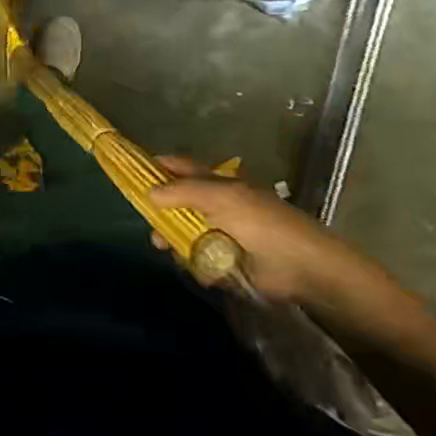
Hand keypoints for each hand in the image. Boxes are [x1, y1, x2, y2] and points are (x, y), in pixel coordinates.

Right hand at [150, 156, 378, 305]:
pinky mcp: (224, 261)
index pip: (181, 168)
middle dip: (160, 212)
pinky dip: (194, 263)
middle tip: (150, 224)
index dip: (157, 167)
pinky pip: (196, 258)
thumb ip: (182, 192)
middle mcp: (216, 205)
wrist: (303, 267)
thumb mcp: (220, 197)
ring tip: (166, 248)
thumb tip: (148, 192)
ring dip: (173, 240)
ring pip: (182, 232)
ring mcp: (220, 233)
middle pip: (176, 202)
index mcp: (218, 183)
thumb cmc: (262, 223)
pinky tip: (199, 268)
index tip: (132, 173)